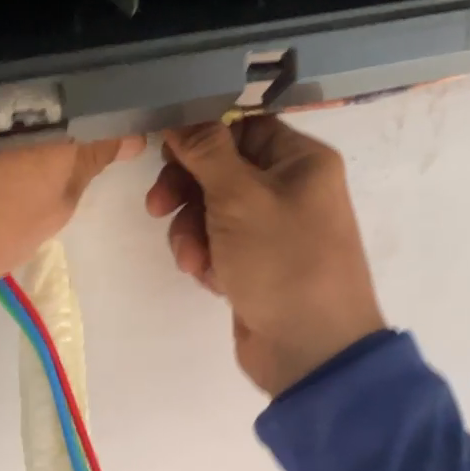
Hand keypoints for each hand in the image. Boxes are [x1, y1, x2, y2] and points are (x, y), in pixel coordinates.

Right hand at [148, 117, 385, 396]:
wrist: (311, 353)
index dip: (203, 137)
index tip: (165, 150)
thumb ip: (206, 151)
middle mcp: (291, 187)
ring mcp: (274, 228)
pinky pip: (219, 243)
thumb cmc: (283, 261)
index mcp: (301, 161)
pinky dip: (208, 257)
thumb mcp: (239, 198)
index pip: (243, 128)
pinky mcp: (258, 263)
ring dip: (193, 231)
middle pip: (221, 169)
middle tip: (158, 206)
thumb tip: (182, 117)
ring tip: (193, 261)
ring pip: (213, 209)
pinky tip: (211, 279)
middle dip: (187, 190)